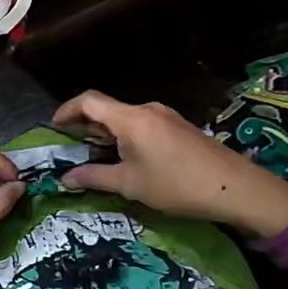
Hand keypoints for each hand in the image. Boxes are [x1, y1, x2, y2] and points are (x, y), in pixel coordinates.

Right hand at [53, 90, 287, 237]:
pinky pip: (142, 125)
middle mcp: (146, 109)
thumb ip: (94, 177)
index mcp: (130, 118)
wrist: (234, 188)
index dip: (66, 110)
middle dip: (84, 125)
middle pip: (106, 108)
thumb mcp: (129, 184)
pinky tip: (126, 159)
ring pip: (125, 118)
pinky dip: (125, 137)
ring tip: (95, 156)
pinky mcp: (178, 127)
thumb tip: (65, 178)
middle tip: (69, 147)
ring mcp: (165, 116)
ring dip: (106, 133)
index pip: (88, 100)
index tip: (53, 128)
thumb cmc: (175, 185)